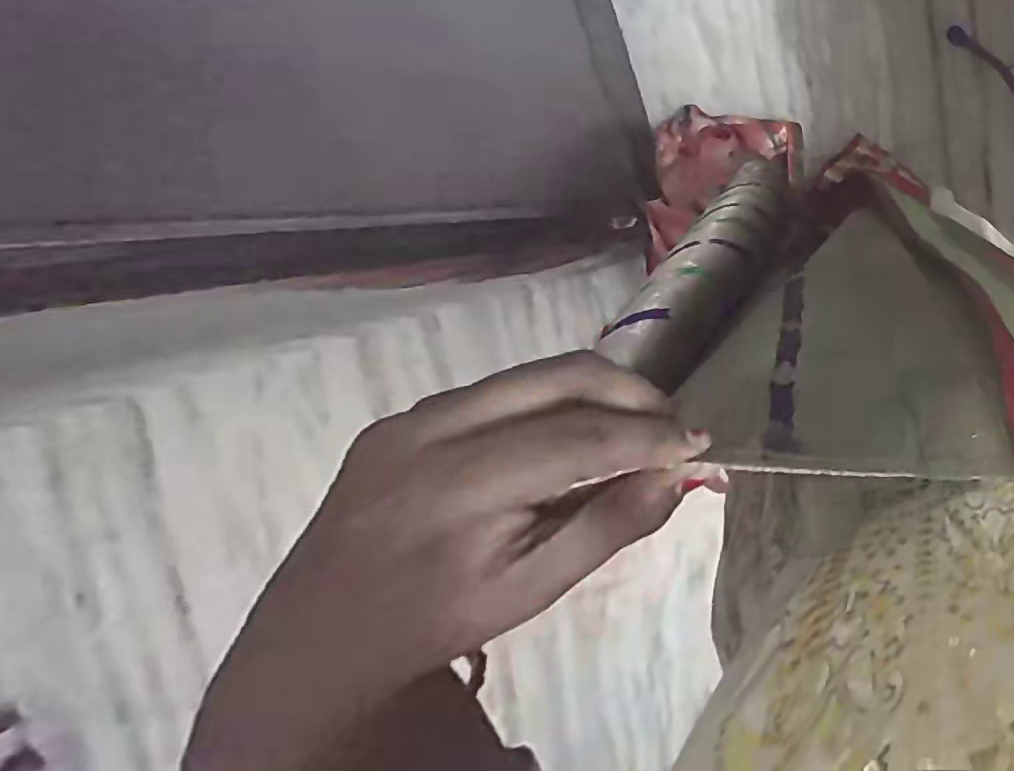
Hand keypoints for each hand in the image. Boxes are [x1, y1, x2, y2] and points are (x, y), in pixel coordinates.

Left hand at [186, 352, 712, 770]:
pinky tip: (579, 430)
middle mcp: (431, 430)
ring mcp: (415, 414)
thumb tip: (677, 476)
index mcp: (455, 489)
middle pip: (562, 378)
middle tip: (674, 423)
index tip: (698, 442)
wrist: (314, 640)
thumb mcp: (530, 591)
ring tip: (638, 423)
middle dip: (635, 393)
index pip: (578, 439)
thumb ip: (608, 528)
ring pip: (539, 373)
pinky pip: (510, 387)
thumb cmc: (435, 621)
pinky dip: (562, 398)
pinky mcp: (412, 411)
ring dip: (603, 390)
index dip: (648, 436)